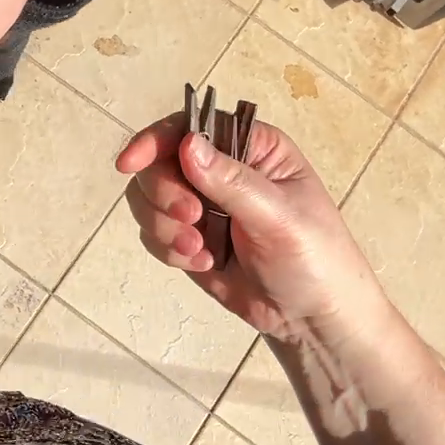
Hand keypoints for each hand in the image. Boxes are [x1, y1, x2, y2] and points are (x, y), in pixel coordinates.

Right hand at [116, 115, 387, 343]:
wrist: (310, 318)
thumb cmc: (314, 257)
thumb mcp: (278, 216)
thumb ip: (231, 181)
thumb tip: (186, 144)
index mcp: (251, 148)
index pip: (191, 127)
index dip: (156, 140)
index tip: (131, 163)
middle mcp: (219, 170)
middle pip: (159, 164)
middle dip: (165, 195)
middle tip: (191, 219)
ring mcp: (200, 205)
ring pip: (148, 200)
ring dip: (165, 227)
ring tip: (199, 251)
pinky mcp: (186, 237)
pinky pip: (153, 233)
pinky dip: (169, 250)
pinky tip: (204, 264)